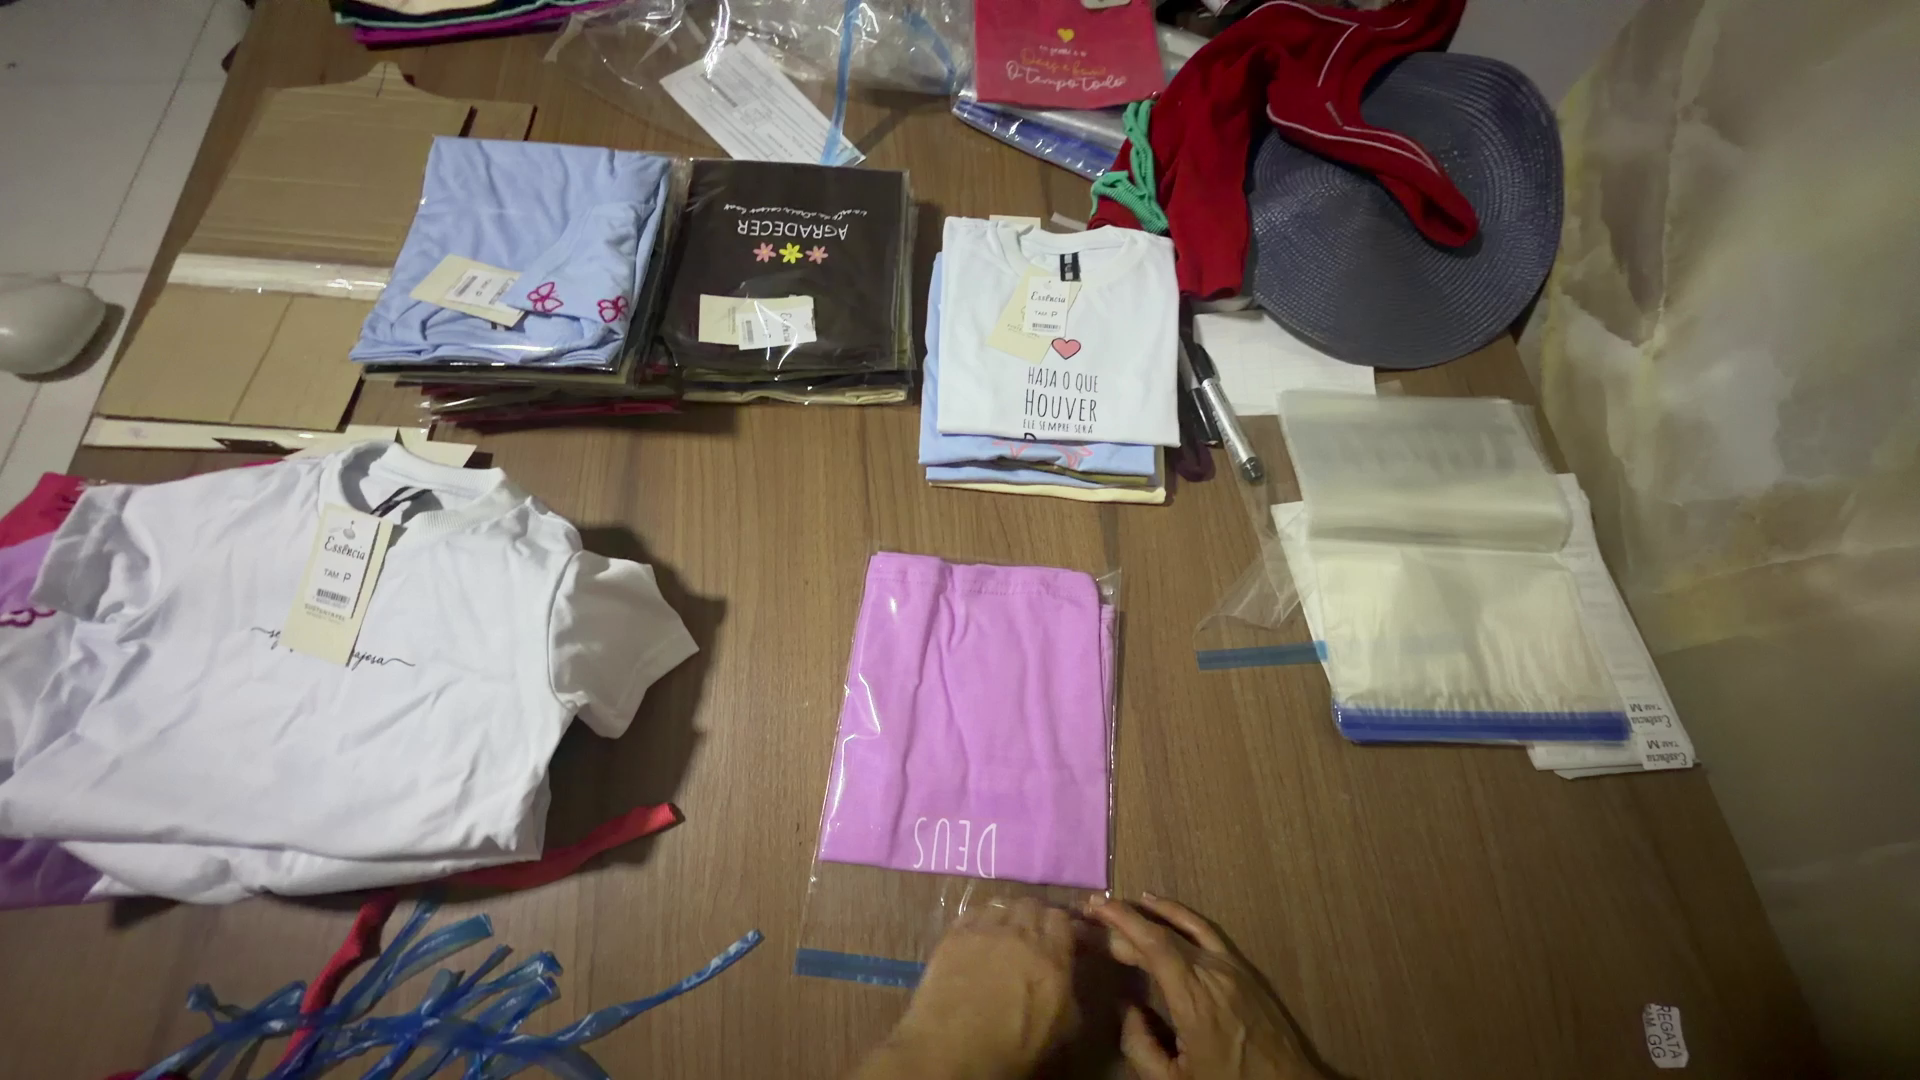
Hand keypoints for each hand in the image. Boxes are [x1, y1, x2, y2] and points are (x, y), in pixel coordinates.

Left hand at [855, 898, 1081, 1079]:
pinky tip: (978, 936)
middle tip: (1030, 936)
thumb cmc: (1011, 1049)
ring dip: (1007, 915)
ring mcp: (986, 929)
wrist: (952, 1049)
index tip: (1058, 938)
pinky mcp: (956, 932)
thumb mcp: (1059, 1031)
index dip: (1059, 926)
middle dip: (1033, 917)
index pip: (1061, 919)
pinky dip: (981, 920)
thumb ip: (1068, 995)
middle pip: (1031, 905)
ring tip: (1003, 934)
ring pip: (1002, 904)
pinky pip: (974, 912)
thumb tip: (1065, 979)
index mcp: (1051, 957)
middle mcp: (1020, 934)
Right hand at [1086, 893, 1316, 1079]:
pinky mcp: (1245, 970)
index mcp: (1193, 996)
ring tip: (1127, 904)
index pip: (1152, 942)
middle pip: (1163, 931)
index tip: (1094, 906)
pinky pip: (1208, 931)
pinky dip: (1183, 917)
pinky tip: (1168, 915)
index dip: (1121, 920)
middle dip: (1127, 918)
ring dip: (1154, 910)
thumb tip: (1126, 1009)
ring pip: (1187, 924)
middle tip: (1096, 915)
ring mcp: (1232, 966)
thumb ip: (1141, 1047)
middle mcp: (1212, 970)